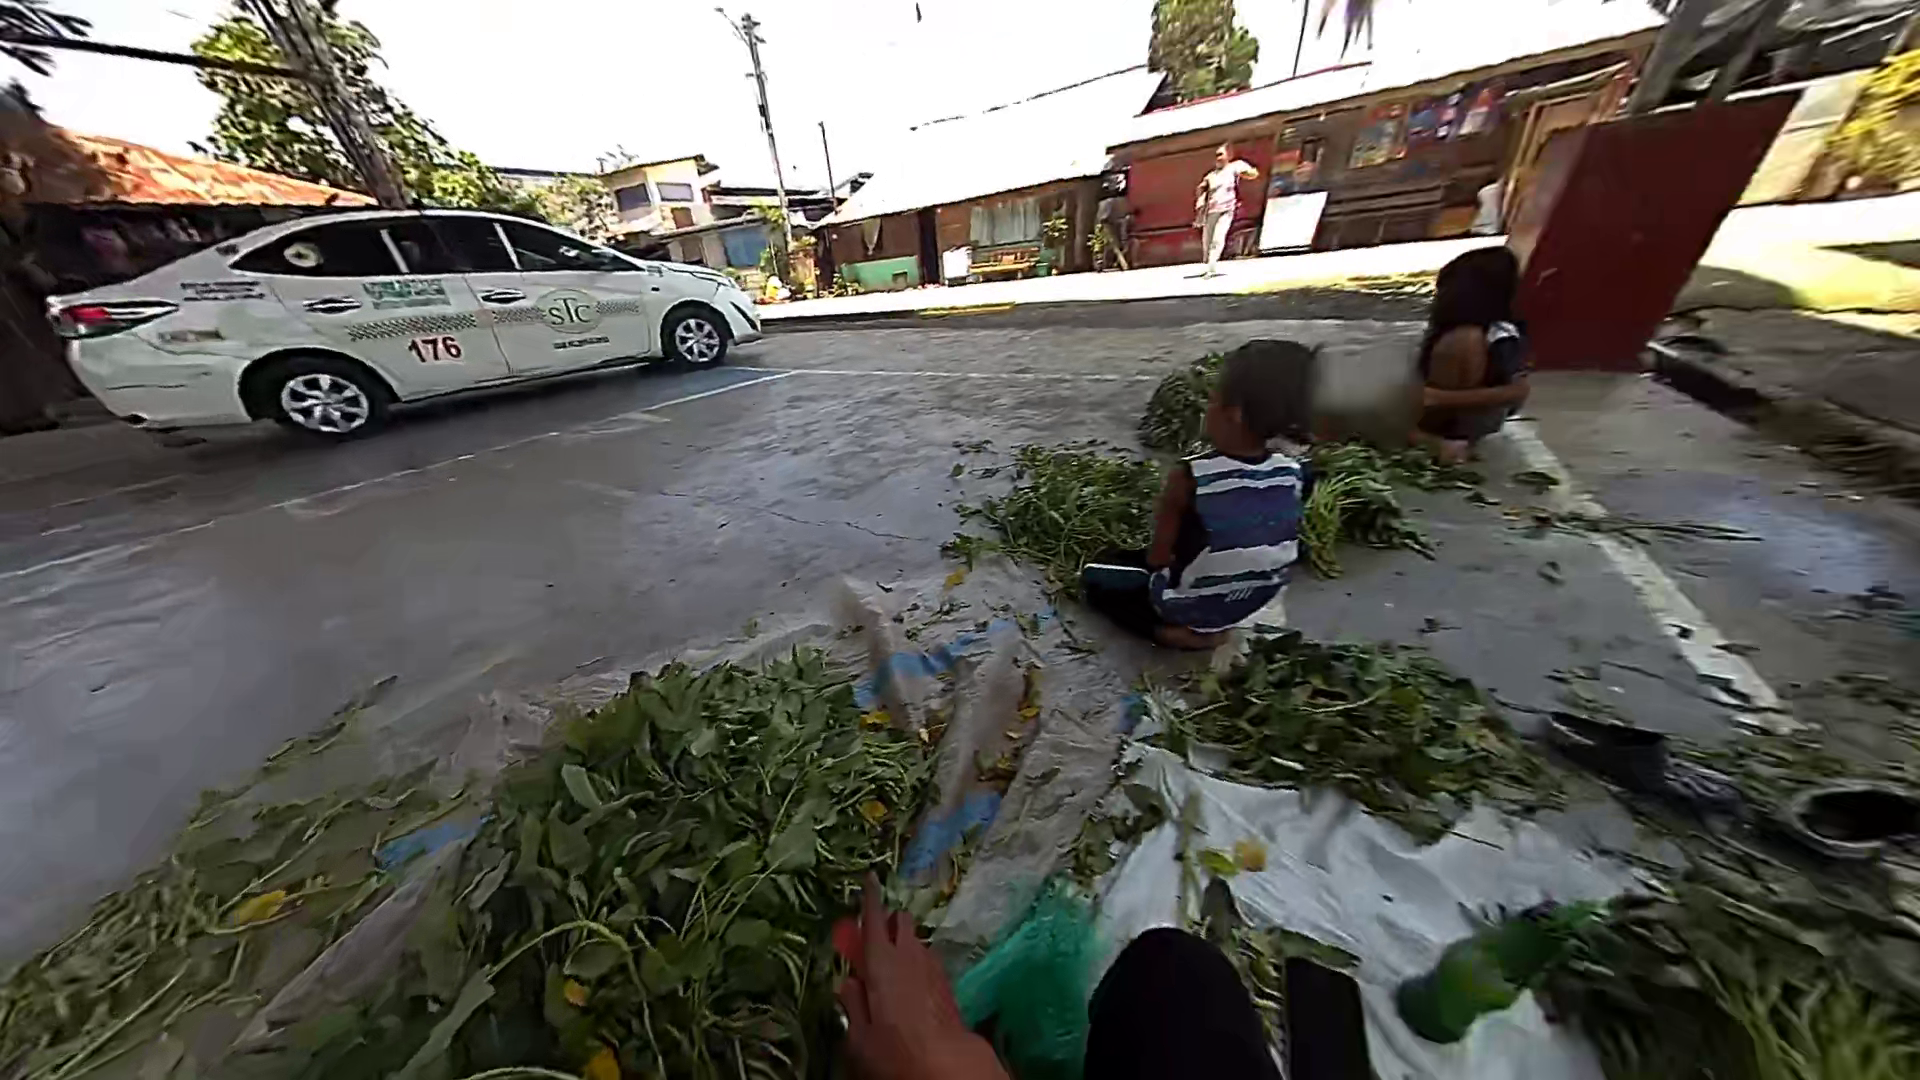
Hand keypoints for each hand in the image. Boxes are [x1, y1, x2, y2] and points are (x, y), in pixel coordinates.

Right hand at [835, 874, 1008, 1079]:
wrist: (947, 1061)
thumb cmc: (896, 1049)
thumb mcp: (860, 1036)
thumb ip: (852, 1003)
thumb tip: (848, 982)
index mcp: (881, 960)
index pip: (874, 916)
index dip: (870, 894)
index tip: (869, 876)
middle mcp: (907, 951)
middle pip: (899, 918)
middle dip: (888, 922)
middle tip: (874, 944)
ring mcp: (929, 961)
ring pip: (913, 938)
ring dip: (901, 944)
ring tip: (892, 973)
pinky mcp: (944, 976)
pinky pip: (925, 956)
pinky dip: (915, 961)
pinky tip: (910, 987)